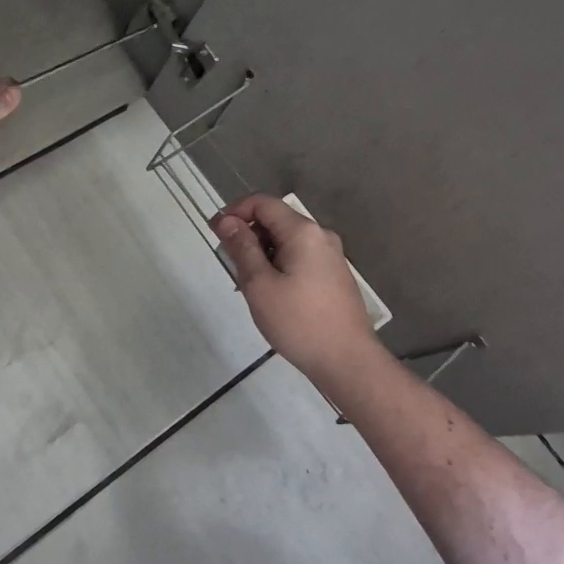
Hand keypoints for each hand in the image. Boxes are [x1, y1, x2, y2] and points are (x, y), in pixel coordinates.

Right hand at [211, 194, 380, 380]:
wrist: (348, 361)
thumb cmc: (299, 322)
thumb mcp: (260, 284)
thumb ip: (242, 247)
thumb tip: (226, 221)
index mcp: (303, 231)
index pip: (262, 203)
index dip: (235, 211)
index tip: (215, 232)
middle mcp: (321, 236)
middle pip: (276, 220)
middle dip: (248, 235)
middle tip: (230, 264)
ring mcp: (331, 256)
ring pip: (287, 240)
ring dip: (262, 252)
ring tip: (249, 284)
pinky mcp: (335, 275)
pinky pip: (300, 257)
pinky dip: (279, 264)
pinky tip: (272, 293)